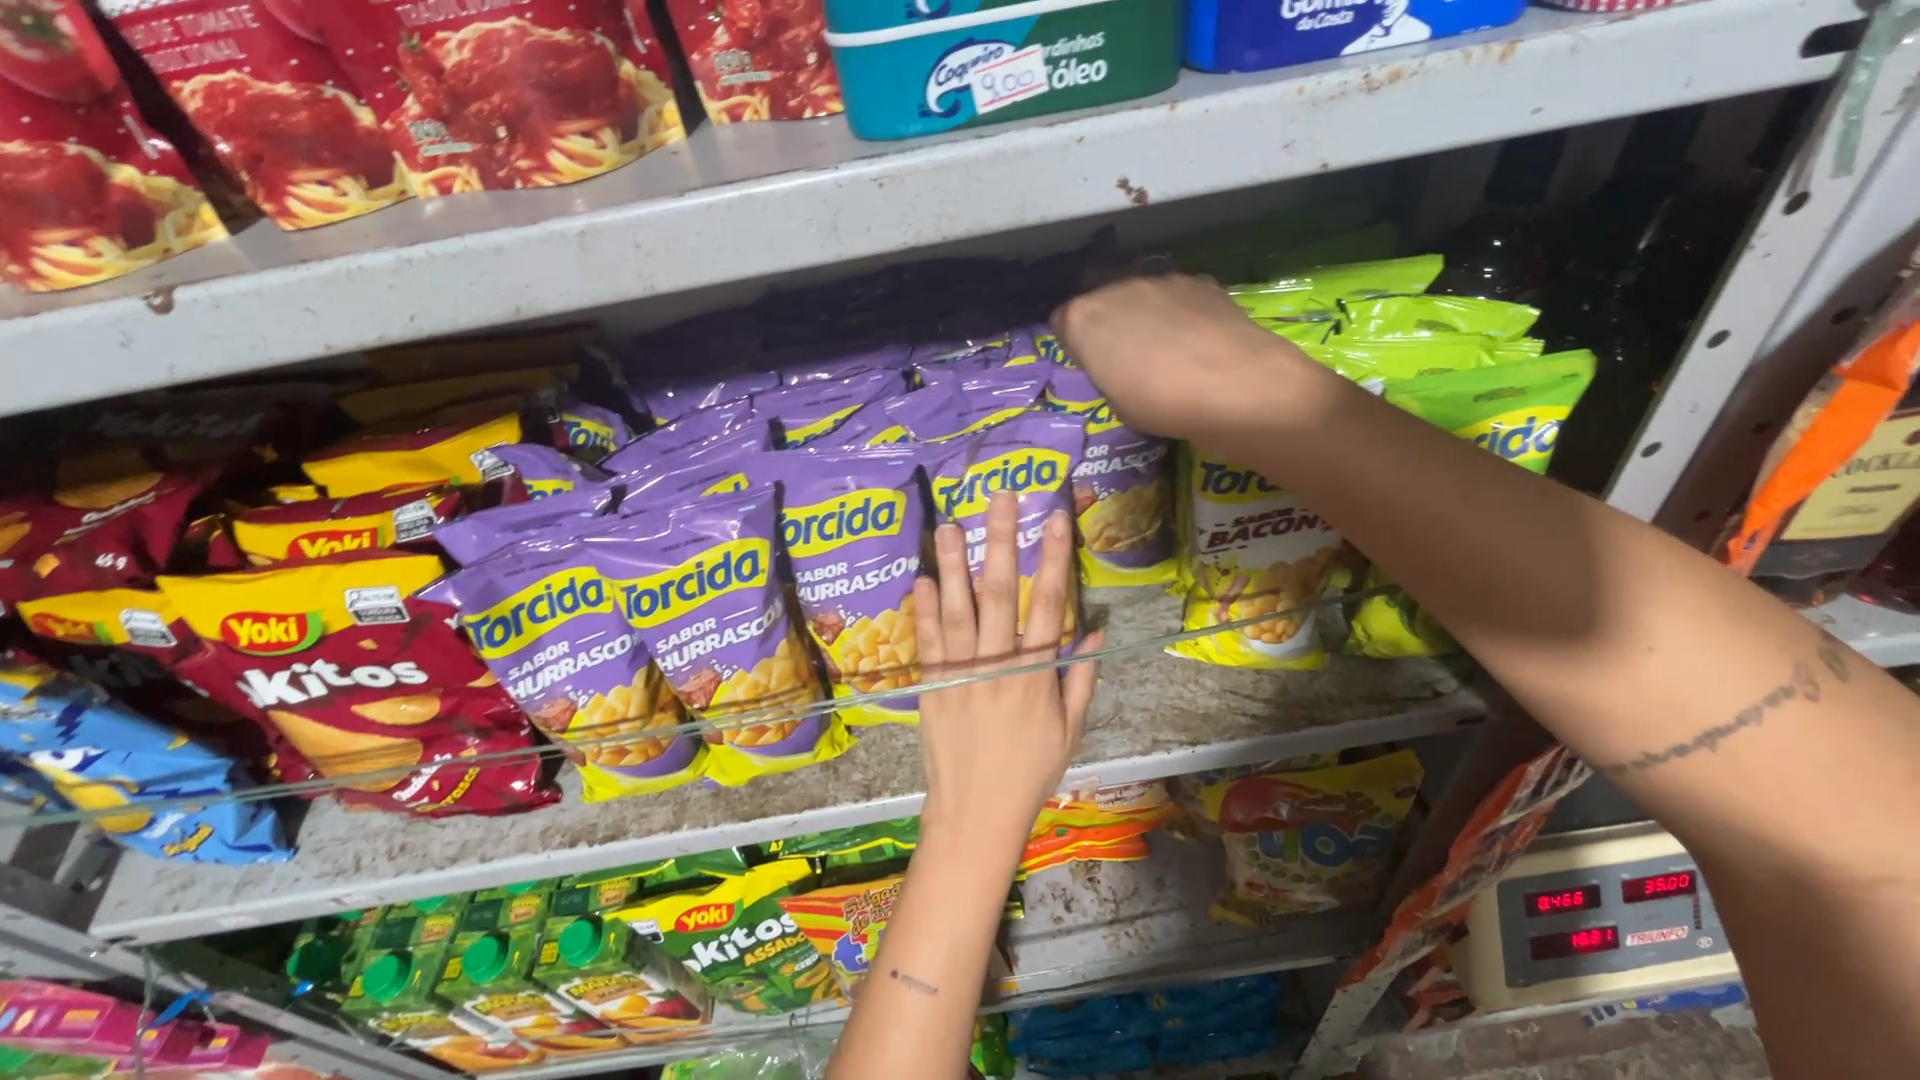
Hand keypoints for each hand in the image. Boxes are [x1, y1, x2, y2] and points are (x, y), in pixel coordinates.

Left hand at [910, 491, 1102, 856]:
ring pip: (956, 610)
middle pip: (999, 593)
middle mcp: (997, 665)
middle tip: (1000, 498)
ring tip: (951, 525)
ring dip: (953, 565)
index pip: (1049, 603)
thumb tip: (1096, 630)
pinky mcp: (931, 687)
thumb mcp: (1070, 729)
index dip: (1053, 557)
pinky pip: (927, 643)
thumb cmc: (1031, 771)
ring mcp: (960, 674)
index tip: (1055, 518)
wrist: (977, 813)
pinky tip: (922, 580)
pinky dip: (923, 611)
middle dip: (1000, 541)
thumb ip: (1081, 677)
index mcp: (1036, 674)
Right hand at [1051, 273, 1304, 442]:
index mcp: (1083, 319)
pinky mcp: (1200, 280)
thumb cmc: (1161, 404)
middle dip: (1110, 323)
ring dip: (1146, 314)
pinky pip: (1178, 296)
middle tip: (1129, 357)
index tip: (1093, 365)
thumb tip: (1118, 362)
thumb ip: (1106, 370)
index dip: (1076, 345)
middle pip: (1102, 300)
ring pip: (1141, 295)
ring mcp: (1161, 279)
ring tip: (1169, 349)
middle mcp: (1116, 287)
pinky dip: (1182, 312)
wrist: (1234, 386)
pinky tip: (1200, 340)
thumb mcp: (1115, 401)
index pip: (1062, 322)